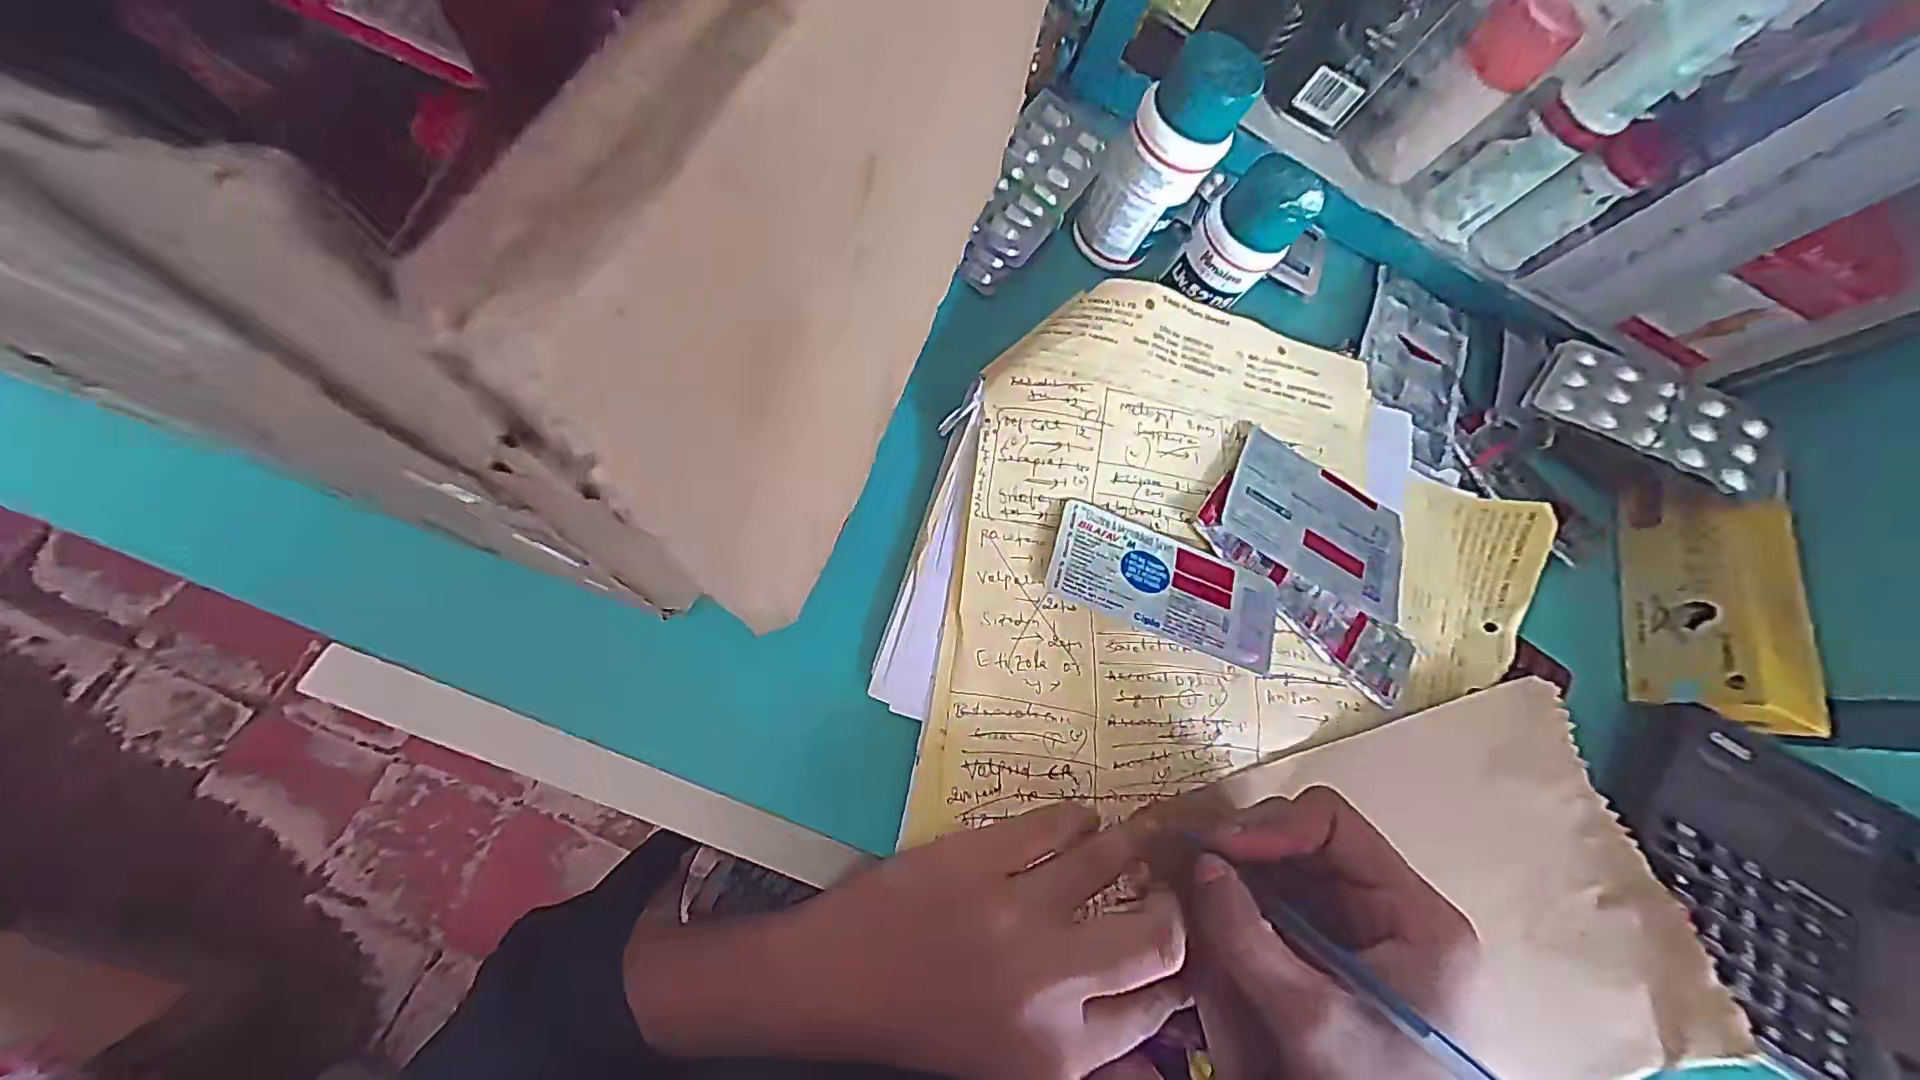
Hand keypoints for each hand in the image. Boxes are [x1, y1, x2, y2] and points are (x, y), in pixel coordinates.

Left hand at [626, 804, 1188, 1079]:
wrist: (836, 980)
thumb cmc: (926, 1025)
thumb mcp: (1010, 1065)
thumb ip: (1087, 1054)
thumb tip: (1151, 1034)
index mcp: (1059, 1052)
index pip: (1157, 1008)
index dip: (1178, 969)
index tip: (1175, 939)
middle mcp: (1050, 982)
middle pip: (1156, 935)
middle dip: (1170, 906)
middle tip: (1159, 886)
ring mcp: (1014, 911)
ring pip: (1108, 858)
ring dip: (1127, 842)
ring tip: (1128, 837)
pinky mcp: (979, 856)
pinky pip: (1053, 824)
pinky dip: (1074, 816)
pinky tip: (1076, 818)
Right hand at [1185, 787, 1478, 1079]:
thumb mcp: (1313, 1020)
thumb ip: (1249, 939)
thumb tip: (1203, 866)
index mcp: (1415, 915)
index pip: (1333, 822)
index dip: (1272, 825)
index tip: (1222, 846)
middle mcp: (1389, 910)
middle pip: (1304, 839)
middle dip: (1248, 848)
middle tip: (1201, 862)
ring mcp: (1359, 930)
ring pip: (1287, 869)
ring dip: (1240, 873)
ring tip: (1201, 888)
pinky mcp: (1332, 951)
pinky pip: (1280, 903)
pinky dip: (1243, 901)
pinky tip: (1216, 914)